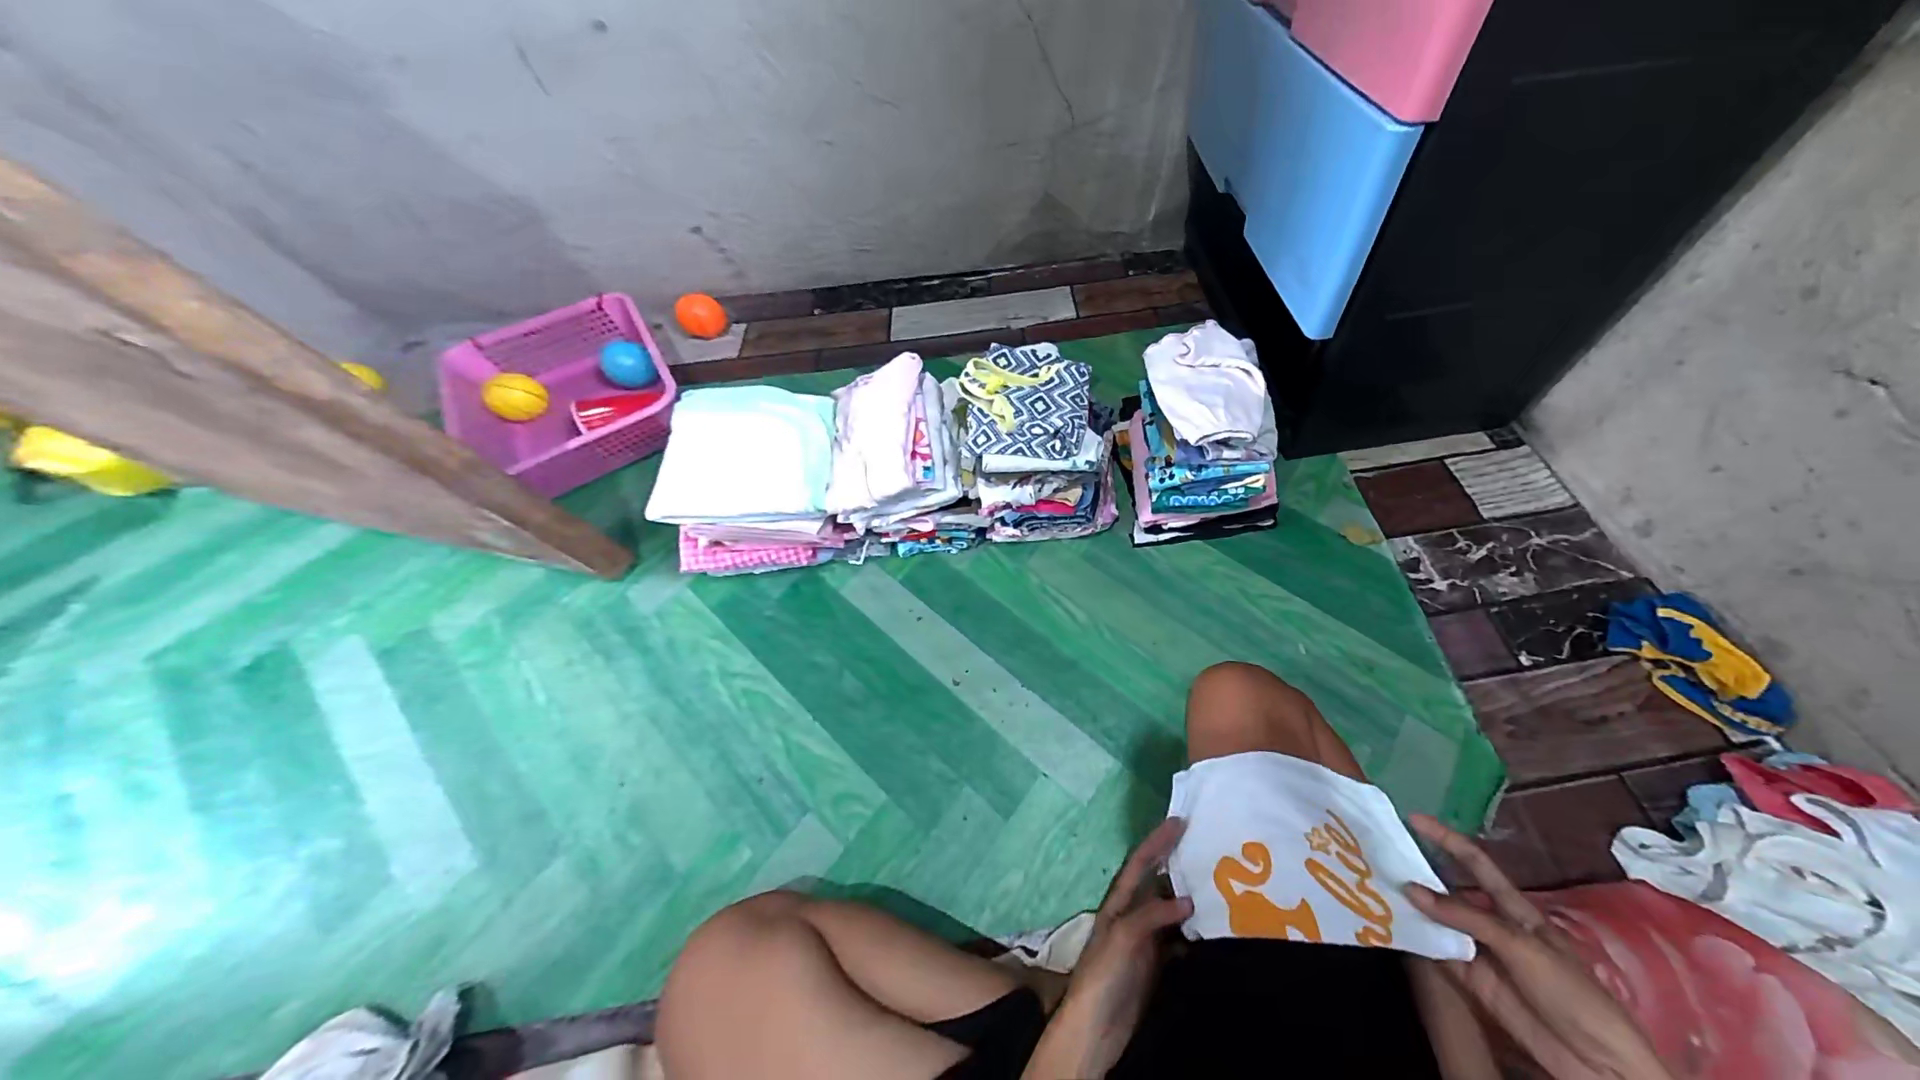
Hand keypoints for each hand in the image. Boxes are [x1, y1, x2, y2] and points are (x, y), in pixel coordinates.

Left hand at [1023, 818, 1192, 1078]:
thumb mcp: (1122, 937)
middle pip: (1159, 883)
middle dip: (1180, 864)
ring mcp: (1146, 940)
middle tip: (1209, 849)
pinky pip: (1181, 940)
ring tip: (1222, 885)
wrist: (1096, 1027)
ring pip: (1173, 910)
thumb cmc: (1102, 974)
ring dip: (1193, 897)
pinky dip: (1197, 932)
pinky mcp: (1157, 964)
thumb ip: (1151, 915)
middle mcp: (1133, 914)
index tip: (1179, 821)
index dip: (1158, 841)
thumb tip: (1189, 901)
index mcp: (1119, 902)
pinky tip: (1217, 930)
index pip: (1141, 862)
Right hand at [1404, 814, 1673, 1079]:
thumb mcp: (1524, 948)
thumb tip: (1410, 888)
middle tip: (1377, 854)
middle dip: (1417, 871)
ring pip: (1435, 919)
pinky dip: (1411, 936)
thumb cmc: (1573, 995)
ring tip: (1372, 883)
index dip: (1446, 839)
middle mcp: (1491, 923)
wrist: (1597, 1063)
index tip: (1413, 818)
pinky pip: (1433, 950)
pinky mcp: (1467, 978)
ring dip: (1409, 904)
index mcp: (1515, 909)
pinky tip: (1387, 922)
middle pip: (1448, 889)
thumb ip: (1467, 918)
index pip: (1476, 864)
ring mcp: (1478, 951)